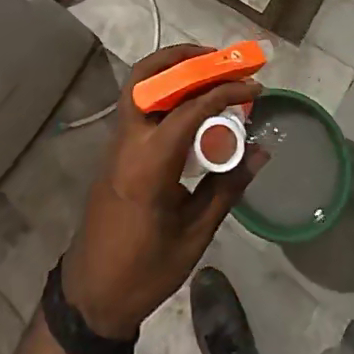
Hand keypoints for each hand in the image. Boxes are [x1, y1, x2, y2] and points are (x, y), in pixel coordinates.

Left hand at [60, 44, 266, 338]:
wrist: (92, 294)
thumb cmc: (146, 268)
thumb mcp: (195, 232)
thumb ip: (228, 186)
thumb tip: (261, 151)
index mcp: (149, 162)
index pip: (189, 109)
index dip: (225, 92)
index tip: (255, 89)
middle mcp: (128, 140)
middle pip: (148, 77)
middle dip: (185, 59)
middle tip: (222, 61)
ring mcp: (116, 143)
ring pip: (138, 86)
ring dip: (171, 69)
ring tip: (208, 71)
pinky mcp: (115, 150)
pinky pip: (138, 104)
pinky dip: (163, 90)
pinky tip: (190, 104)